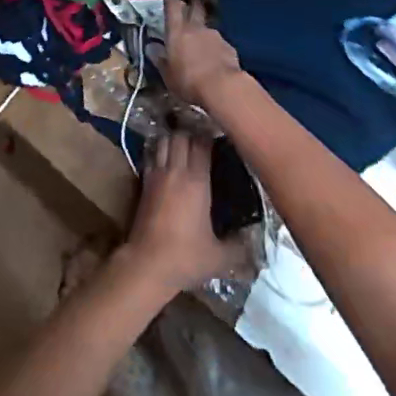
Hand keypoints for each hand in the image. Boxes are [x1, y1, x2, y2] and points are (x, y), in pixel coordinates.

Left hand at [123, 132, 228, 292]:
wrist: (147, 263)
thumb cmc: (186, 256)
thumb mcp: (220, 256)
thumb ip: (239, 246)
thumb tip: (252, 240)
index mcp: (196, 181)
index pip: (202, 143)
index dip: (210, 136)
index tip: (220, 136)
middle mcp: (175, 171)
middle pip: (181, 136)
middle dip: (191, 132)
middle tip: (203, 139)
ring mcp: (156, 174)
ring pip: (163, 141)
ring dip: (173, 138)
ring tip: (185, 144)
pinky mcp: (143, 183)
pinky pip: (151, 156)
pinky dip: (159, 151)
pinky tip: (167, 159)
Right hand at [160, 0, 242, 108]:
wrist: (223, 87)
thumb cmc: (188, 81)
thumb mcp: (168, 75)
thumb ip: (160, 60)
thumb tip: (151, 48)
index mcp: (177, 32)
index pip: (172, 9)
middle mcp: (196, 29)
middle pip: (194, 10)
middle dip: (191, 5)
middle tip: (190, 3)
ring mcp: (215, 36)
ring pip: (207, 30)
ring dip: (203, 35)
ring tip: (201, 48)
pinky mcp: (229, 47)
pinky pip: (219, 45)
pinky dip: (215, 49)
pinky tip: (214, 62)